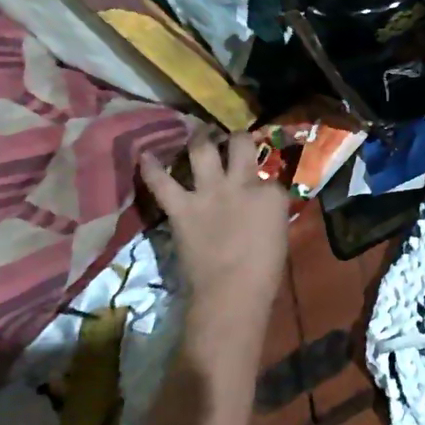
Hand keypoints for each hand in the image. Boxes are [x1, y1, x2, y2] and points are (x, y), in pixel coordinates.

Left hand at [138, 131, 286, 315]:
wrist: (232, 291)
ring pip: (202, 150)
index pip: (268, 173)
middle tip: (229, 136)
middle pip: (240, 144)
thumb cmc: (265, 270)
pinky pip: (161, 182)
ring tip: (197, 133)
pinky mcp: (182, 208)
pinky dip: (151, 168)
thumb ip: (268, 211)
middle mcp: (242, 183)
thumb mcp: (279, 232)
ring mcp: (209, 192)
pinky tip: (146, 155)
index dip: (261, 176)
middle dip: (235, 136)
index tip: (258, 180)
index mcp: (272, 193)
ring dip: (199, 138)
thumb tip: (259, 206)